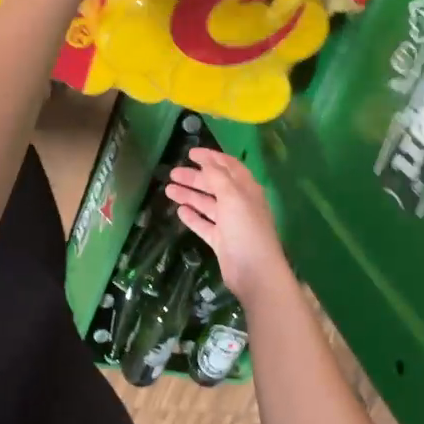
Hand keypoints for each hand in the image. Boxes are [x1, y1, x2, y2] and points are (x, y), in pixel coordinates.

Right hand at [165, 148, 292, 303]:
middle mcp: (239, 204)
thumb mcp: (233, 196)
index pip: (229, 166)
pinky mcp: (221, 241)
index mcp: (246, 189)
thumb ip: (218, 177)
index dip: (211, 158)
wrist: (254, 271)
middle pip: (214, 185)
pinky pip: (204, 224)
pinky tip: (180, 211)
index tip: (191, 152)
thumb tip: (206, 162)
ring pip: (207, 204)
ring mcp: (230, 223)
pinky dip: (193, 217)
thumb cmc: (245, 229)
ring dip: (189, 195)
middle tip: (173, 173)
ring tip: (169, 190)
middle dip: (195, 177)